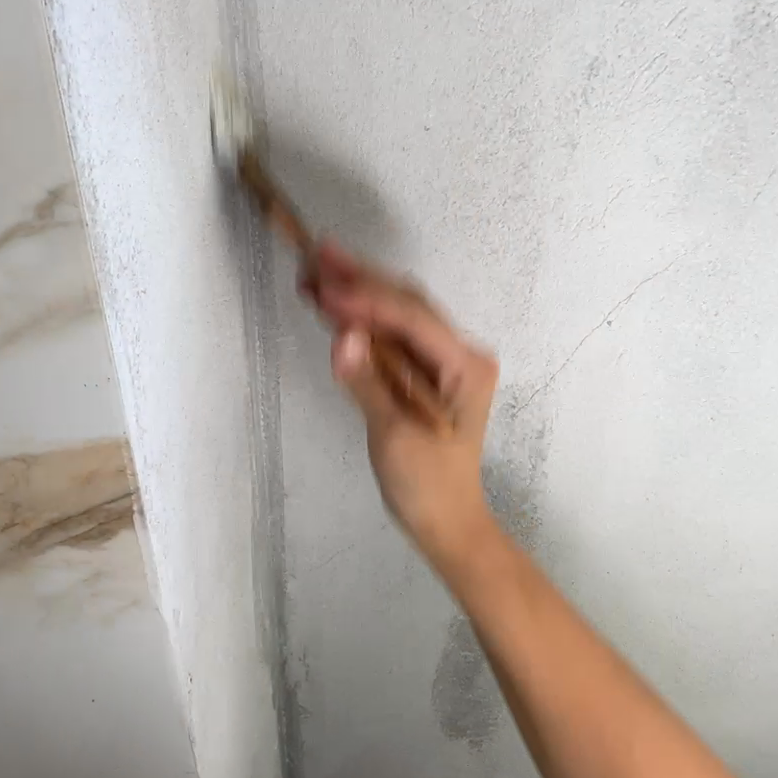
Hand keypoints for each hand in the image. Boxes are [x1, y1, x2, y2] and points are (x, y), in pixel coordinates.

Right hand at [303, 242, 500, 565]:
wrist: (445, 522)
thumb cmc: (428, 486)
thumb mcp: (396, 438)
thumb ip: (368, 384)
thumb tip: (342, 335)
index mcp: (464, 365)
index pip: (411, 317)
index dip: (367, 297)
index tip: (324, 285)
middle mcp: (457, 353)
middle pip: (404, 304)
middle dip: (359, 280)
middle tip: (314, 255)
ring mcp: (439, 362)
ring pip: (394, 316)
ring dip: (356, 293)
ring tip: (313, 272)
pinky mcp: (419, 375)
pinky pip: (388, 339)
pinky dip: (358, 321)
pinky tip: (332, 305)